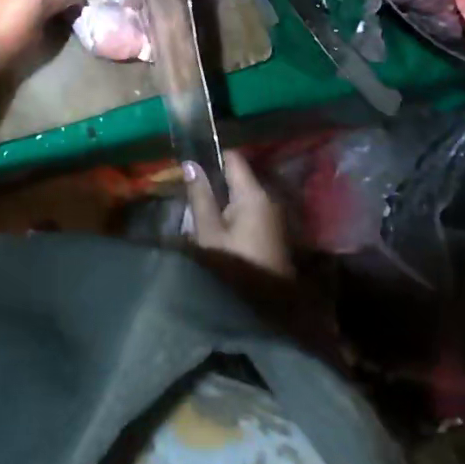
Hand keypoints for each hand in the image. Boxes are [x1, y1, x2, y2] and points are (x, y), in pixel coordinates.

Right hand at [184, 151, 292, 278]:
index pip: (233, 158)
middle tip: (190, 190)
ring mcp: (274, 215)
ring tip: (201, 209)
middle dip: (215, 180)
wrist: (269, 307)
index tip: (191, 164)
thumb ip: (200, 196)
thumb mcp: (209, 232)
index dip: (212, 156)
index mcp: (253, 194)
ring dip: (224, 199)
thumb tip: (190, 163)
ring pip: (244, 195)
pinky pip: (251, 210)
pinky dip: (235, 212)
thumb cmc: (235, 266)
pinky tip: (219, 226)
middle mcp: (268, 197)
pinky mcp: (274, 231)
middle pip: (239, 177)